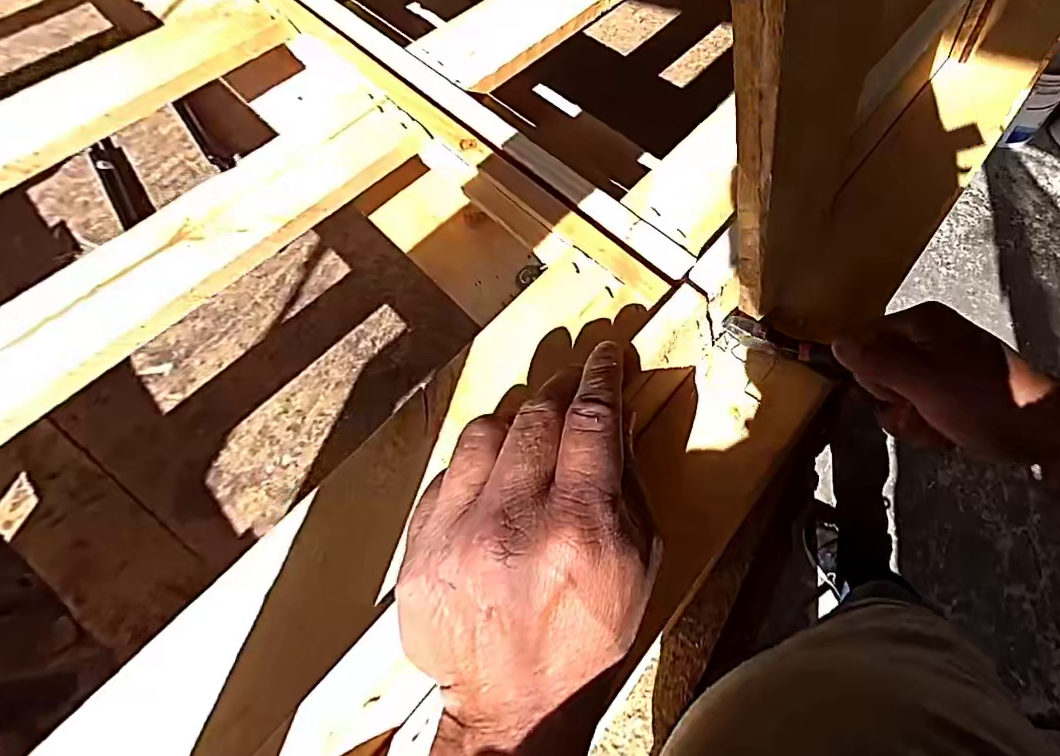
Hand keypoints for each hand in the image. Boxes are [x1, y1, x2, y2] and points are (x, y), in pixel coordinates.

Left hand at [396, 341, 657, 755]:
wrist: (516, 702)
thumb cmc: (591, 630)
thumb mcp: (639, 555)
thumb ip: (629, 479)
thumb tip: (618, 418)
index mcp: (581, 524)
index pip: (591, 417)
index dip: (601, 375)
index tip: (606, 356)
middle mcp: (516, 521)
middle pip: (539, 414)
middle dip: (564, 388)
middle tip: (576, 385)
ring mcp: (459, 534)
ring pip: (488, 429)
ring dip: (520, 419)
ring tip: (535, 432)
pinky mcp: (420, 551)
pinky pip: (450, 469)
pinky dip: (481, 458)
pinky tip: (499, 474)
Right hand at [832, 302, 1059, 466]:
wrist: (1045, 434)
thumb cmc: (984, 401)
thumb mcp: (921, 381)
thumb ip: (874, 362)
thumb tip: (836, 342)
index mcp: (922, 323)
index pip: (865, 340)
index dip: (872, 373)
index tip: (896, 391)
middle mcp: (930, 339)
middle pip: (880, 371)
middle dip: (896, 400)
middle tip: (923, 408)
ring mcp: (943, 367)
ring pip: (898, 397)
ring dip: (913, 419)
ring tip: (942, 425)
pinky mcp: (954, 393)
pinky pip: (921, 410)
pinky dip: (930, 427)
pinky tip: (951, 434)